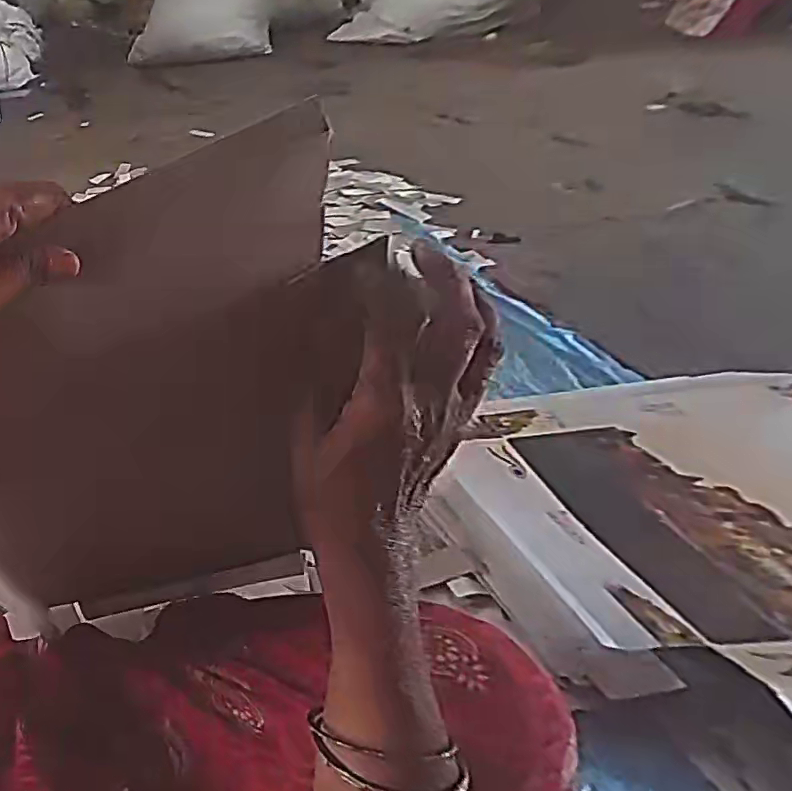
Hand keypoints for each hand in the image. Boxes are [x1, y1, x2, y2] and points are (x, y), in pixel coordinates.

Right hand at [293, 244, 498, 553]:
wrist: (371, 541)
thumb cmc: (331, 496)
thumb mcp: (305, 440)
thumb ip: (313, 386)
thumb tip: (317, 339)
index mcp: (383, 402)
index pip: (392, 325)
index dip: (381, 286)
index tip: (366, 261)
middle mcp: (428, 400)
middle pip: (453, 321)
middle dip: (439, 274)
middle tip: (418, 249)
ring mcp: (452, 410)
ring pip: (482, 339)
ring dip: (471, 296)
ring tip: (452, 270)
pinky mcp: (461, 421)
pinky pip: (487, 367)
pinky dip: (485, 332)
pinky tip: (472, 316)